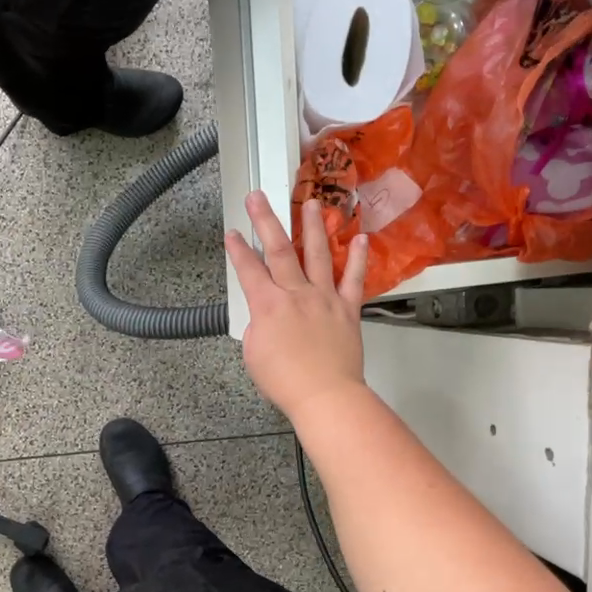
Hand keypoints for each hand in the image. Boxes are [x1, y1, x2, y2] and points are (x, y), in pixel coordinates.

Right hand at [226, 192, 370, 424]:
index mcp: (268, 306)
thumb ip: (258, 325)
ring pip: (318, 254)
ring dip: (313, 226)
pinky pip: (354, 279)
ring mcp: (324, 298)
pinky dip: (358, 257)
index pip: (248, 270)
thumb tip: (267, 315)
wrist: (323, 394)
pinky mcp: (347, 309)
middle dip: (266, 220)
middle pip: (280, 249)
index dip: (237, 249)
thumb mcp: (253, 352)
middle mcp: (296, 294)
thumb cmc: (283, 380)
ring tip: (312, 203)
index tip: (232, 232)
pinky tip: (359, 238)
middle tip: (259, 197)